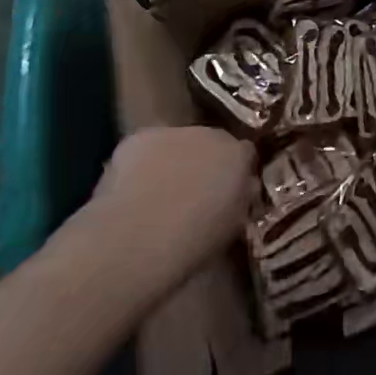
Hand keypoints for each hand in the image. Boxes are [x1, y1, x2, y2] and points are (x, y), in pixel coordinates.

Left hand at [60, 127, 255, 285]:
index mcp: (238, 156)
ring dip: (172, 161)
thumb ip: (239, 200)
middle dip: (203, 163)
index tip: (226, 192)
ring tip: (155, 195)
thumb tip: (241, 189)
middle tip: (190, 194)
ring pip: (176, 144)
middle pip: (211, 143)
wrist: (137, 240)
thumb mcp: (230, 227)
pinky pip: (145, 148)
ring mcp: (173, 132)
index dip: (234, 171)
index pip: (244, 153)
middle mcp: (211, 134)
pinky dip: (140, 164)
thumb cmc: (192, 243)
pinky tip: (130, 190)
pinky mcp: (138, 137)